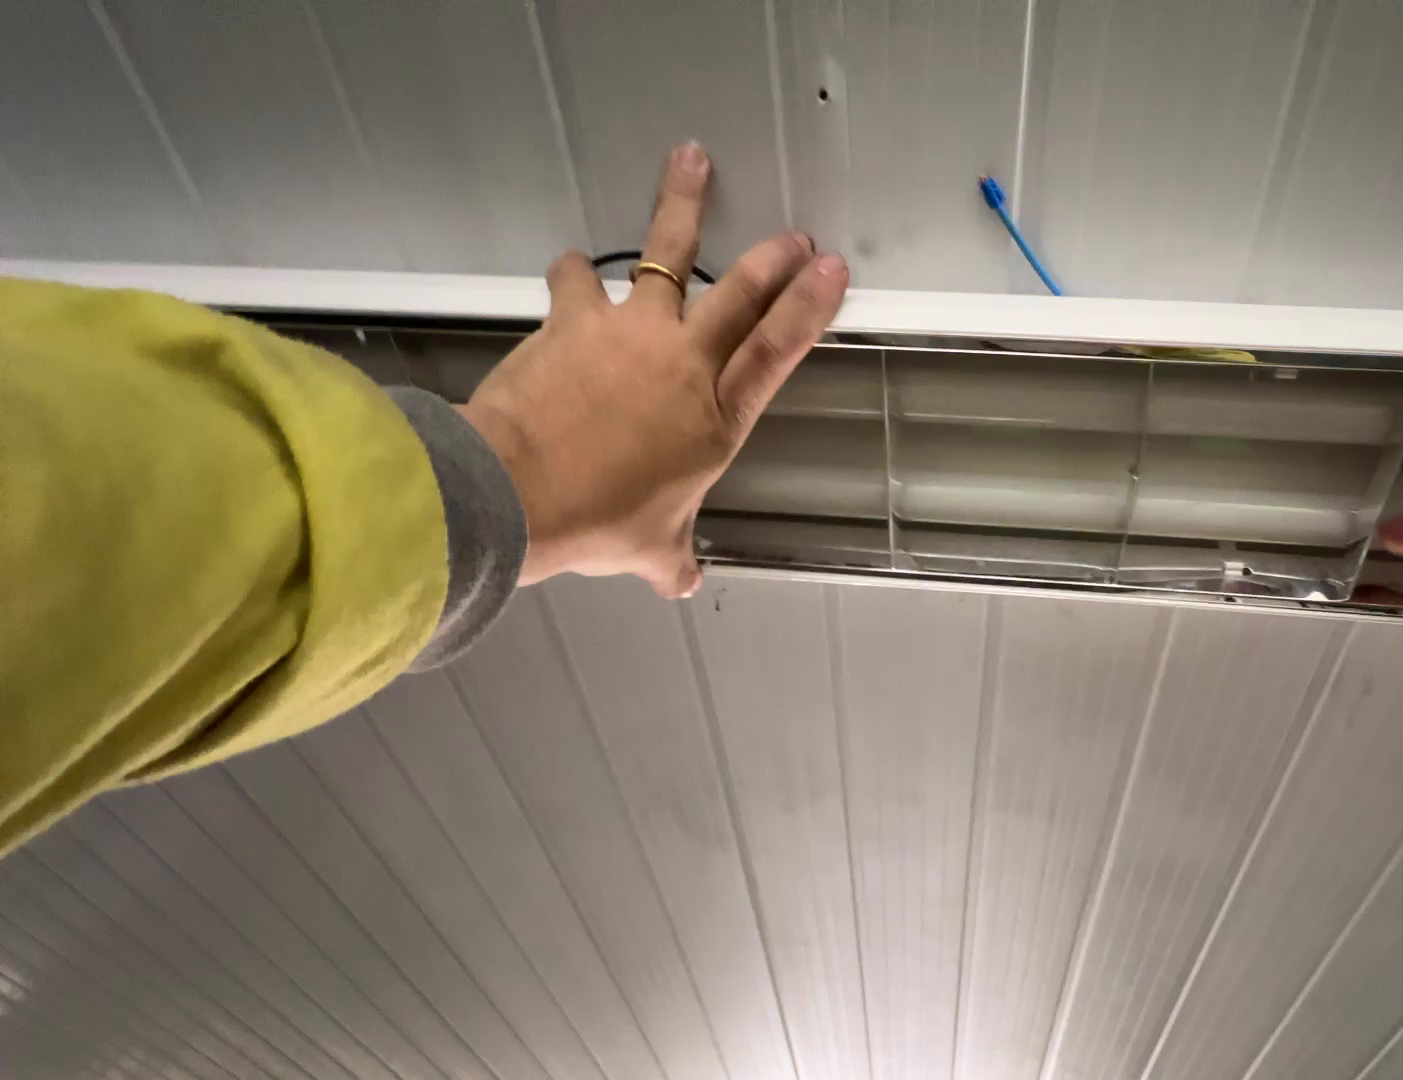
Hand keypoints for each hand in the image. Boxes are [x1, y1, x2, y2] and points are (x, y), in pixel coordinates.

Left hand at [458, 141, 848, 595]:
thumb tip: (680, 584)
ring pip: (666, 254)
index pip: (778, 350)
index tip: (832, 269)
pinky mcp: (572, 318)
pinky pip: (578, 278)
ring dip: (681, 206)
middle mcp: (683, 362)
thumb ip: (673, 560)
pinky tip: (575, 265)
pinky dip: (577, 271)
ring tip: (690, 162)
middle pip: (740, 292)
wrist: (515, 492)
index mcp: (717, 416)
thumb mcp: (651, 547)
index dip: (810, 306)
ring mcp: (629, 332)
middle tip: (796, 233)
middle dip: (773, 257)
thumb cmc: (600, 520)